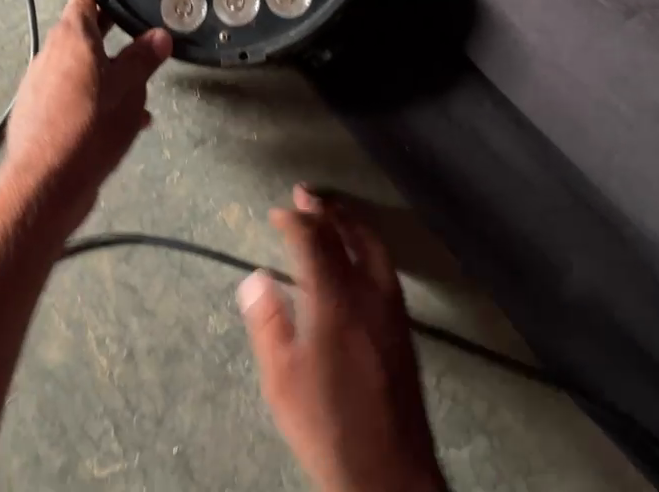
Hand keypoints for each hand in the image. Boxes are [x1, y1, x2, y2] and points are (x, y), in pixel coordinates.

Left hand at [0, 0, 171, 227]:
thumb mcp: (128, 91)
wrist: (44, 185)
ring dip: (110, 72)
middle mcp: (51, 54)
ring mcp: (42, 85)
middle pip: (85, 32)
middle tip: (146, 34)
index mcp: (71, 37)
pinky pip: (76, 96)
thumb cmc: (90, 127)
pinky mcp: (42, 114)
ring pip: (83, 67)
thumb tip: (159, 35)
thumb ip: (142, 59)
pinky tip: (125, 122)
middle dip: (116, 34)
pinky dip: (99, 100)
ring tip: (142, 87)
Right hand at [240, 187, 446, 491]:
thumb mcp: (281, 380)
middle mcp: (368, 296)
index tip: (277, 212)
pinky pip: (386, 267)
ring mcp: (391, 310)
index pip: (314, 243)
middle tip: (305, 195)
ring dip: (350, 223)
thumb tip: (254, 279)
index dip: (294, 221)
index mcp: (334, 303)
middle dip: (325, 210)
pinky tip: (358, 255)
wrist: (388, 470)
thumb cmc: (326, 425)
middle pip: (349, 235)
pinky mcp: (403, 327)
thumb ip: (268, 323)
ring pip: (374, 248)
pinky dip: (367, 246)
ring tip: (332, 212)